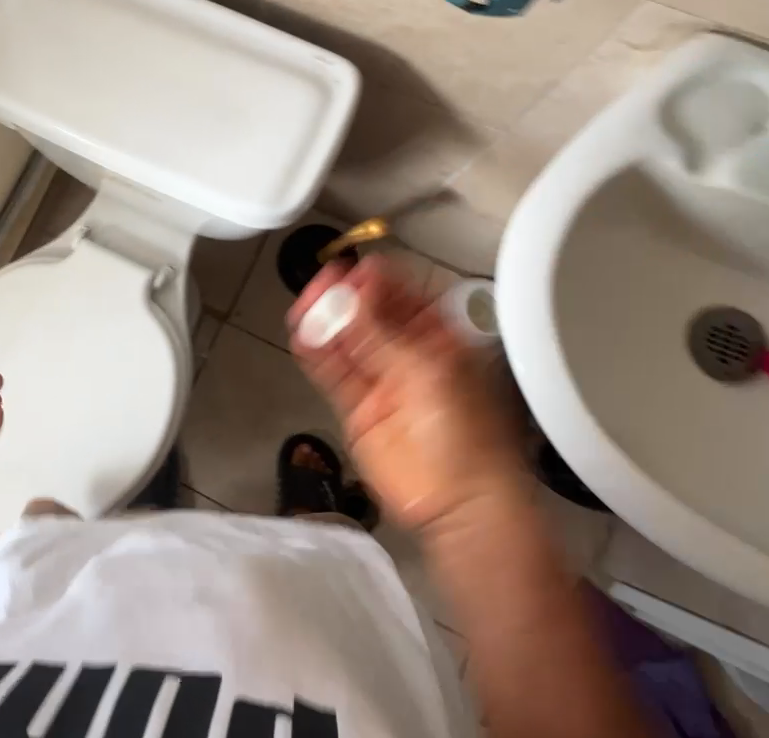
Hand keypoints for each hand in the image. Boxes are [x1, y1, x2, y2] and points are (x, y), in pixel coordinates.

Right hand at [287, 256, 529, 537]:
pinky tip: (302, 334)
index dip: (379, 281)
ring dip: (326, 320)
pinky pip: (331, 373)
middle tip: (324, 282)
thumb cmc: (466, 434)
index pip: (405, 297)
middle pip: (370, 315)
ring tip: (306, 302)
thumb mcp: (427, 371)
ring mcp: (381, 381)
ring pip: (346, 341)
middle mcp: (409, 355)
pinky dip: (315, 353)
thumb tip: (350, 298)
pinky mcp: (357, 408)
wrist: (460, 500)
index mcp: (440, 340)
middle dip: (347, 296)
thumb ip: (381, 335)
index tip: (355, 268)